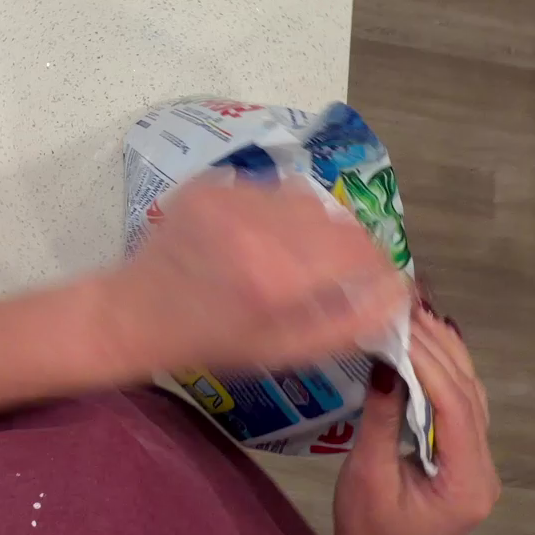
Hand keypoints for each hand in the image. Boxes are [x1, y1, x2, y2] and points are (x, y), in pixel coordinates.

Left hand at [98, 172, 408, 373]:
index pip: (360, 248)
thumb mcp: (285, 350)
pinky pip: (263, 187)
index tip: (375, 274)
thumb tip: (397, 291)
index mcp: (281, 273)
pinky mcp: (208, 184)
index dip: (377, 261)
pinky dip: (273, 207)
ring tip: (292, 248)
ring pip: (301, 195)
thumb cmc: (212, 340)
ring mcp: (229, 198)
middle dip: (346, 240)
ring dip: (310, 220)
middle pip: (335, 216)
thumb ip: (348, 322)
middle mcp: (258, 225)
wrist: (138, 310)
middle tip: (334, 264)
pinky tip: (256, 233)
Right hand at [333, 307, 499, 534]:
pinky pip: (462, 401)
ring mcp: (476, 461)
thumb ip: (380, 419)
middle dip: (436, 347)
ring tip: (414, 311)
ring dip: (444, 350)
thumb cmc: (369, 527)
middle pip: (469, 394)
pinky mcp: (460, 452)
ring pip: (471, 392)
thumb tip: (384, 362)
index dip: (429, 363)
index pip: (456, 408)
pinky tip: (431, 339)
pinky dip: (446, 365)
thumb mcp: (367, 474)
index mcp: (466, 482)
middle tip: (402, 306)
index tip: (396, 328)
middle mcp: (482, 469)